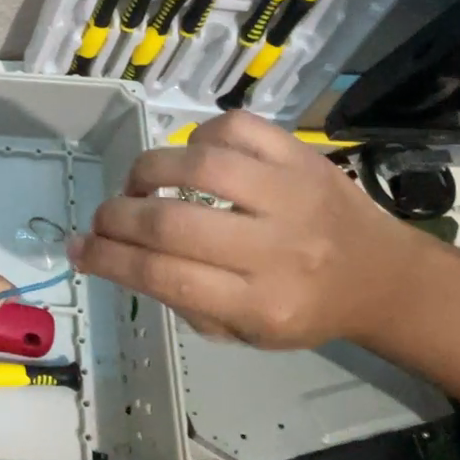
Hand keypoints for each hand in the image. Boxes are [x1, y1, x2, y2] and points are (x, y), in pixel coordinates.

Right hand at [69, 111, 424, 347]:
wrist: (380, 276)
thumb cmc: (299, 309)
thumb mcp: (239, 331)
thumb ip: (179, 298)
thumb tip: (112, 253)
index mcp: (260, 304)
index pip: (164, 276)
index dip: (108, 258)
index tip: (79, 249)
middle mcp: (277, 249)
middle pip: (171, 223)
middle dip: (116, 218)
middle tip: (102, 220)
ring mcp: (293, 195)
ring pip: (200, 166)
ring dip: (148, 172)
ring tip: (137, 185)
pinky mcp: (302, 156)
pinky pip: (236, 128)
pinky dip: (199, 136)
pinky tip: (192, 155)